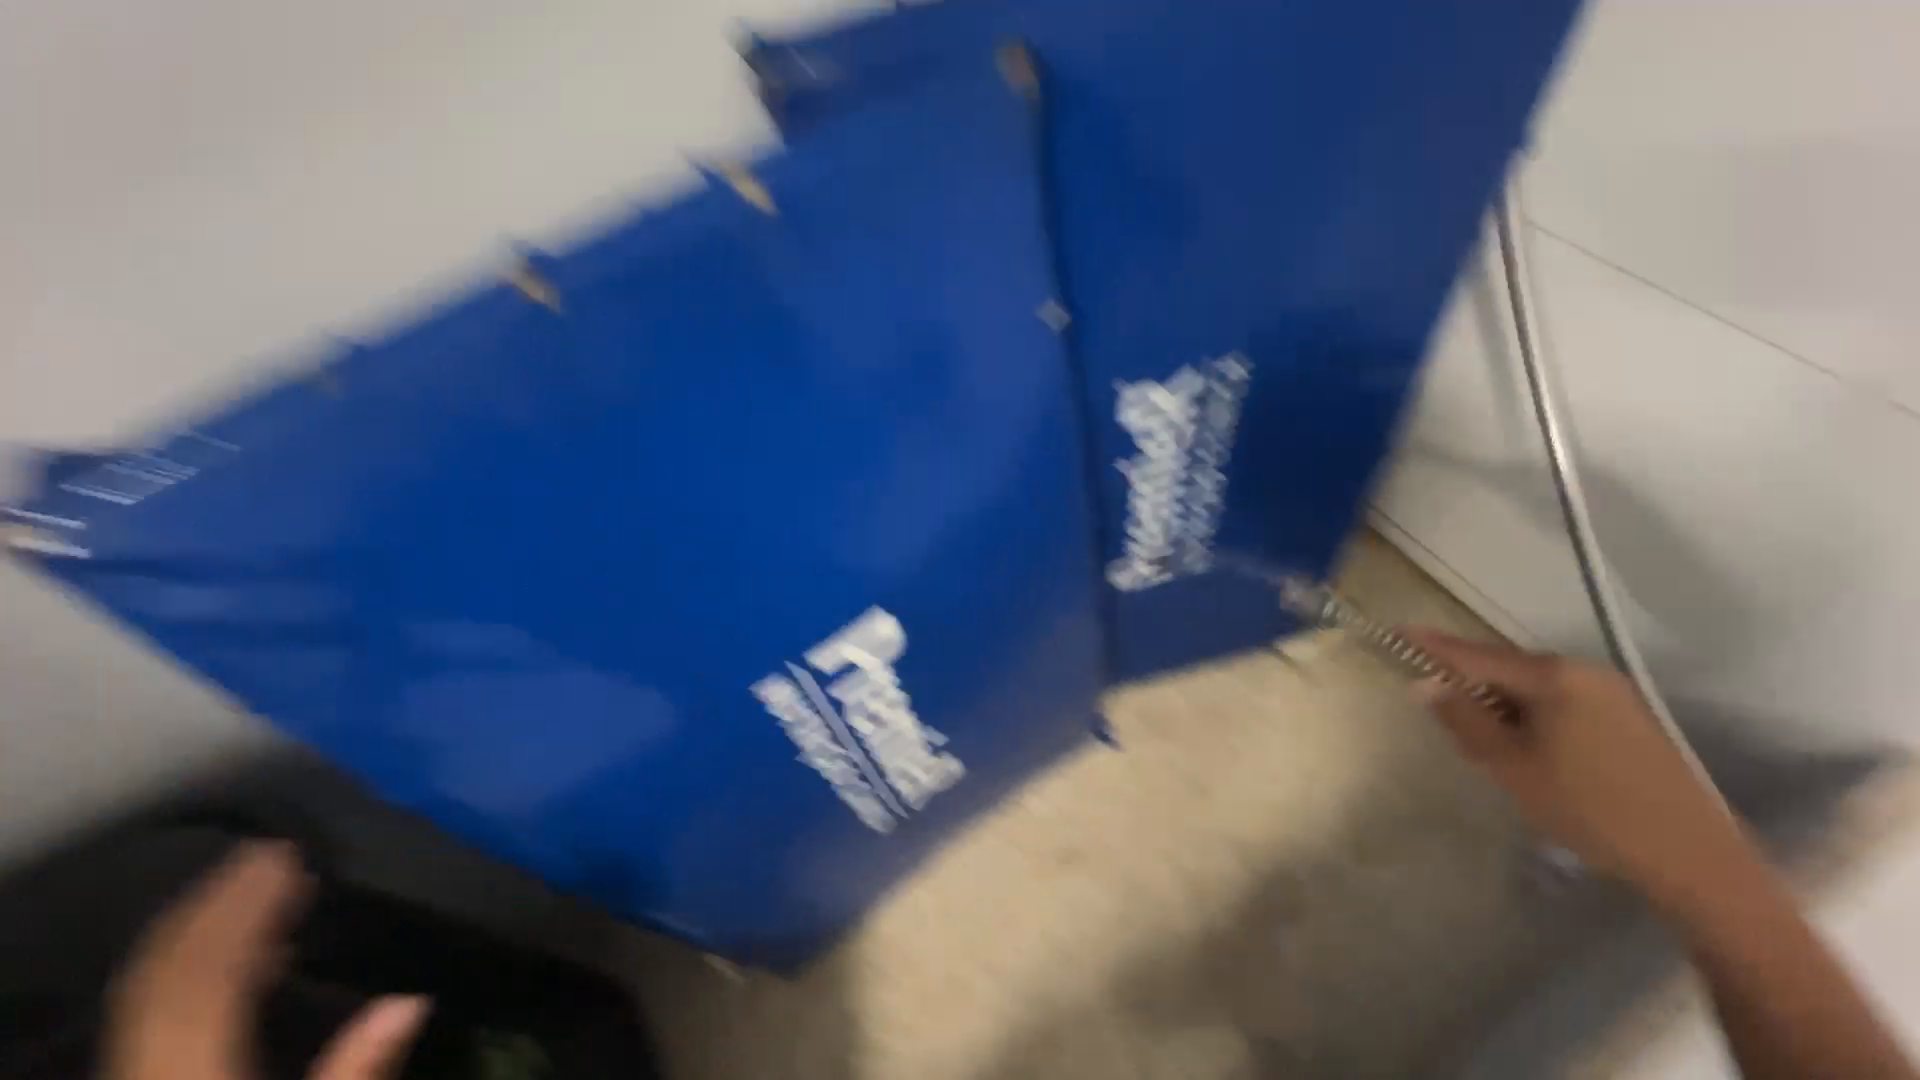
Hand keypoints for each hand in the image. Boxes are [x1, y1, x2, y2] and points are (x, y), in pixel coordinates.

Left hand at [106, 841, 429, 1079]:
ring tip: (257, 889)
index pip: (207, 976)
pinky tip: (237, 960)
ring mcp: (138, 1079)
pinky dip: (193, 970)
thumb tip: (412, 1000)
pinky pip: (154, 1014)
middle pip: (165, 975)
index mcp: (192, 1076)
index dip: (242, 908)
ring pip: (149, 991)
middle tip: (272, 851)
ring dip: (201, 930)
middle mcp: (149, 1070)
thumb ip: (356, 1076)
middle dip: (214, 905)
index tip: (288, 854)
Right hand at [1405, 629, 1755, 906]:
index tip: (1400, 630)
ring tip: (1485, 740)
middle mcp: (1584, 672)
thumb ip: (1465, 718)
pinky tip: (1528, 747)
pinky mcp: (1628, 716)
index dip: (1435, 645)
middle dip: (1471, 683)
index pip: (1477, 656)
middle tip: (1440, 707)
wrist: (1691, 856)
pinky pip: (1561, 701)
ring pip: (1535, 687)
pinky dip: (1532, 715)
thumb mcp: (1511, 766)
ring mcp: (1612, 692)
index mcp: (1554, 678)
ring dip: (1503, 704)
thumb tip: (1425, 683)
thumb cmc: (1588, 808)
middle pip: (1507, 668)